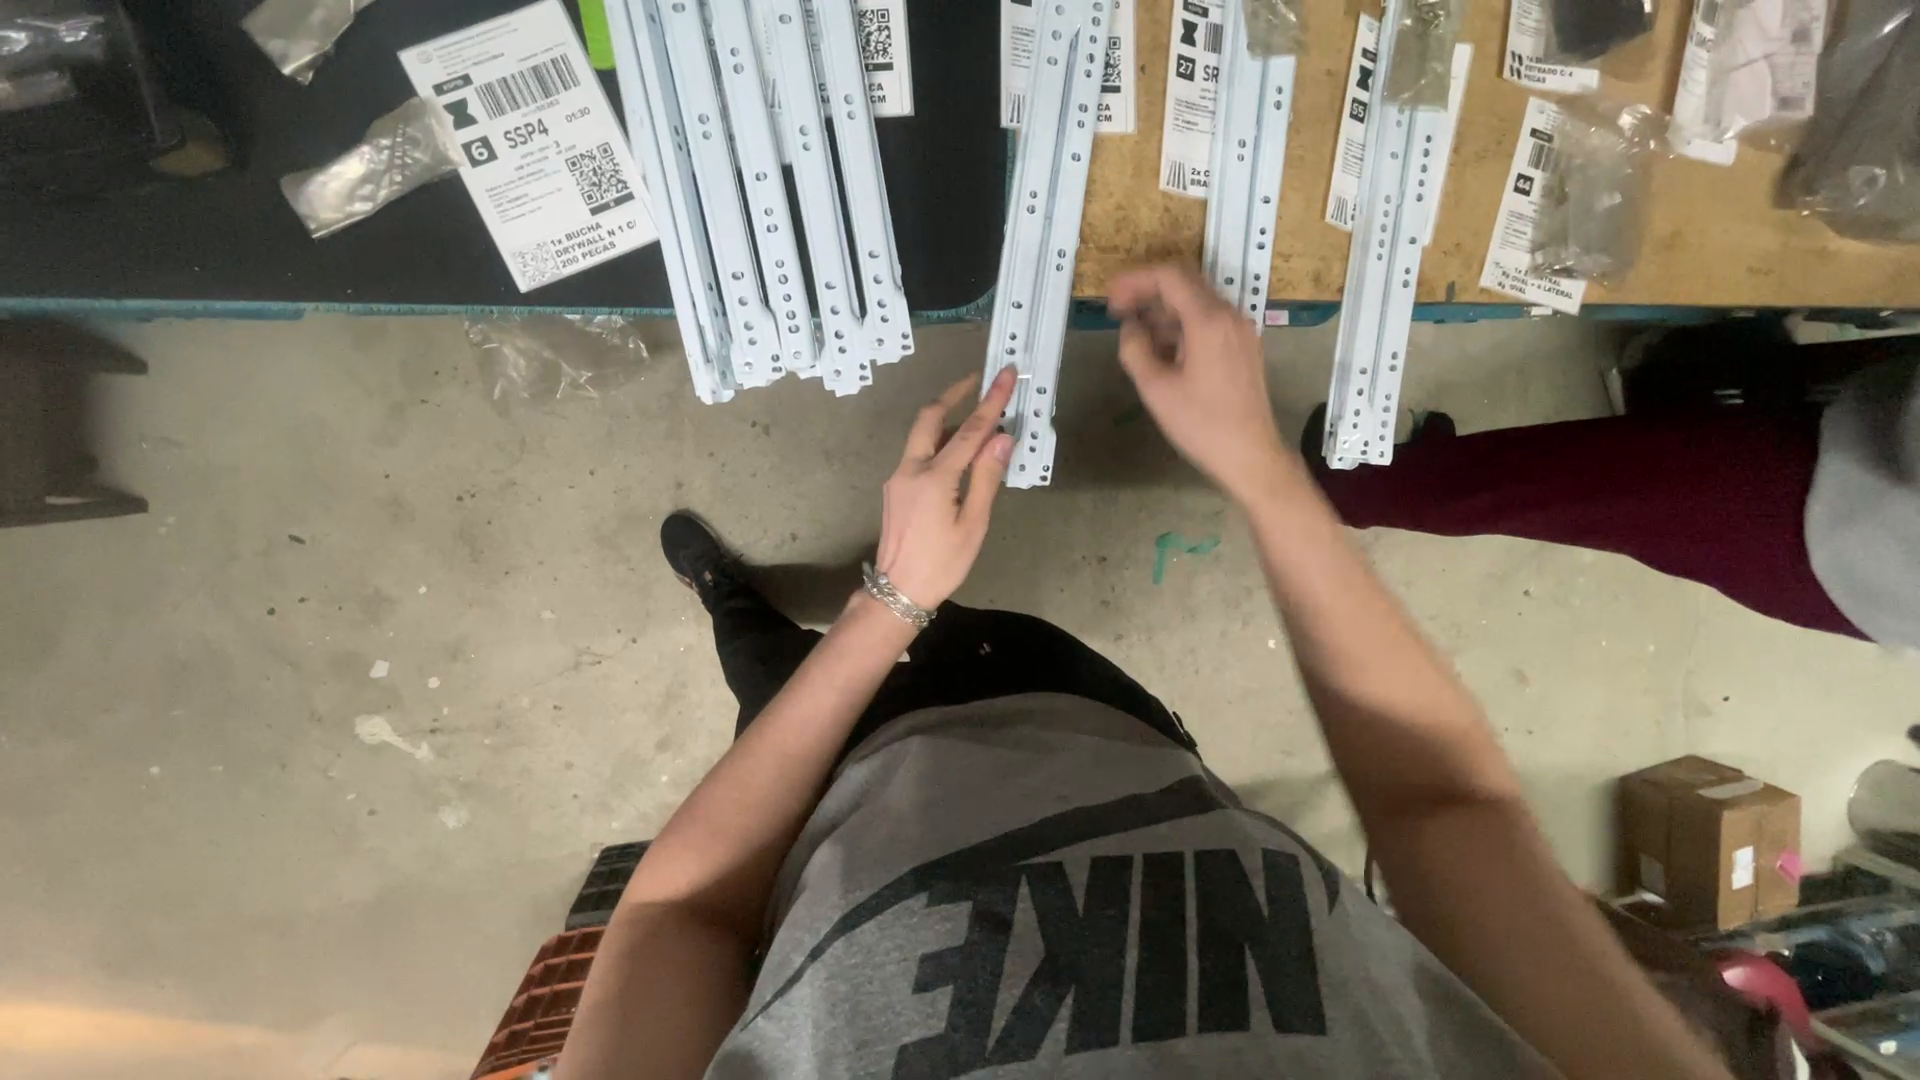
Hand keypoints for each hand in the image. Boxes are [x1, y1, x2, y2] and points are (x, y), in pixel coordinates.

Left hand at [874, 367, 1017, 609]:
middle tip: (978, 381)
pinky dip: (937, 442)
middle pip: (929, 416)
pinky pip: (917, 453)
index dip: (991, 400)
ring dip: (945, 418)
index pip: (969, 430)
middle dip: (953, 394)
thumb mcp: (973, 524)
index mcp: (934, 478)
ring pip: (920, 434)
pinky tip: (956, 452)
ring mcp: (897, 478)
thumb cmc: (942, 564)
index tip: (1005, 373)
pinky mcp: (893, 488)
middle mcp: (910, 469)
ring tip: (974, 418)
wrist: (898, 591)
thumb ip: (986, 477)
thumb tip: (1002, 439)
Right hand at [1109, 264, 1297, 500]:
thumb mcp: (1156, 389)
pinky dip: (1182, 325)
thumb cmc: (1201, 425)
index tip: (1111, 299)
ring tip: (1137, 335)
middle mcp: (1229, 316)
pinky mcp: (1244, 347)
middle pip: (1185, 284)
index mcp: (1208, 321)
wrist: (1250, 454)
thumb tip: (1130, 328)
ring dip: (1164, 310)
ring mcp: (1241, 330)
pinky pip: (1209, 321)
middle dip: (1148, 292)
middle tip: (1119, 312)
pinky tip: (1164, 349)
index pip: (1169, 277)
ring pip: (1197, 302)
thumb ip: (1135, 350)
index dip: (1134, 281)